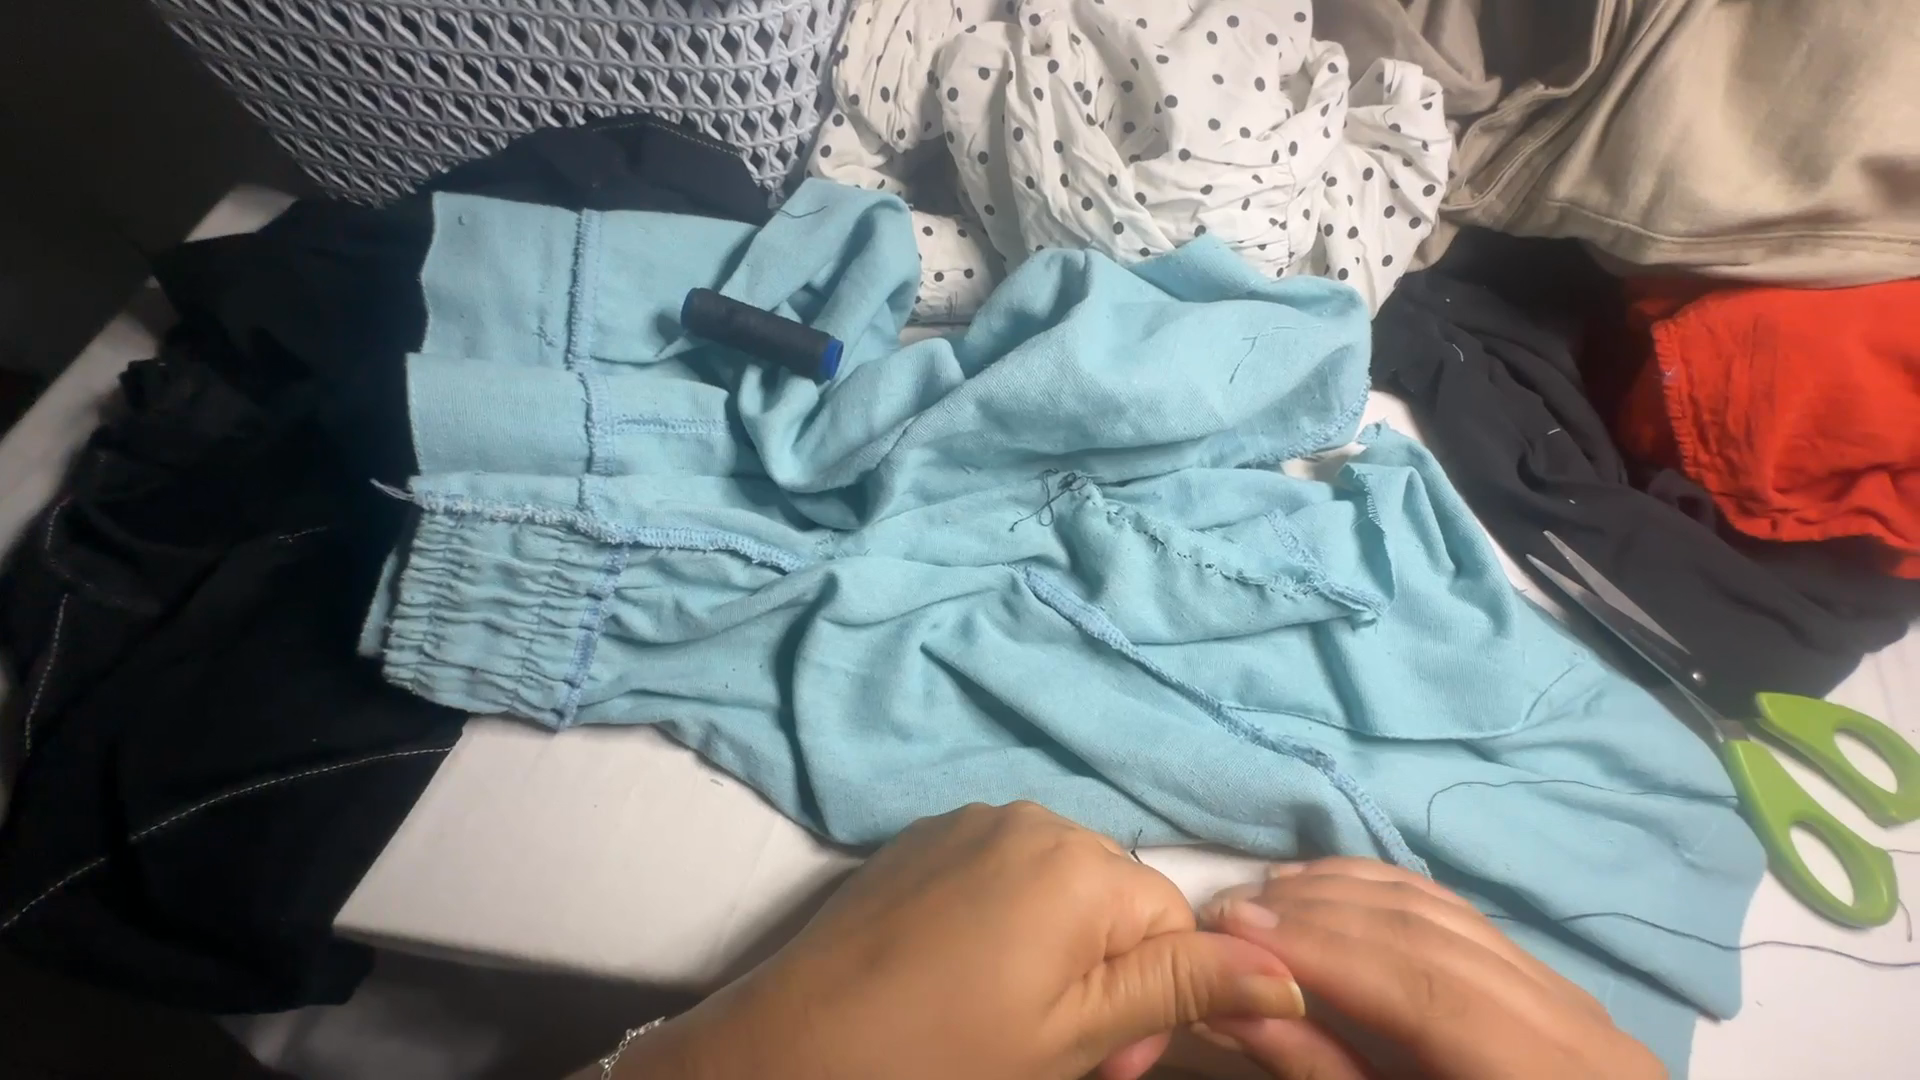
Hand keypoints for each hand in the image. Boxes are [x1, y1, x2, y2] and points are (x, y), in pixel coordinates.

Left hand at [613, 802, 1305, 1079]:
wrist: (802, 1038)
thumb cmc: (949, 1049)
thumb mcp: (1076, 1034)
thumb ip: (1178, 988)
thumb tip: (1282, 971)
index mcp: (1081, 862)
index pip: (1173, 919)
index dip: (1157, 998)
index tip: (1108, 1064)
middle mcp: (1035, 816)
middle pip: (1115, 893)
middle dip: (1107, 966)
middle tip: (1055, 1039)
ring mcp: (976, 815)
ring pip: (1059, 879)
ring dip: (1057, 939)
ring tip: (1003, 1001)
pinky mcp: (931, 828)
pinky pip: (1002, 862)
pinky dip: (1006, 910)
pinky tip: (961, 962)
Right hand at [1194, 858, 1665, 1079]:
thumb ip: (1318, 1070)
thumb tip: (1225, 1005)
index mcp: (1547, 1075)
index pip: (1420, 983)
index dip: (1319, 947)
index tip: (1230, 925)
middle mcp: (1573, 1020)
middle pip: (1422, 931)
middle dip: (1314, 911)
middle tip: (1229, 907)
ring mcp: (1561, 988)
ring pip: (1432, 904)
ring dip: (1336, 889)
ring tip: (1261, 892)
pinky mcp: (1539, 974)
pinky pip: (1448, 907)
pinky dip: (1374, 887)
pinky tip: (1321, 884)